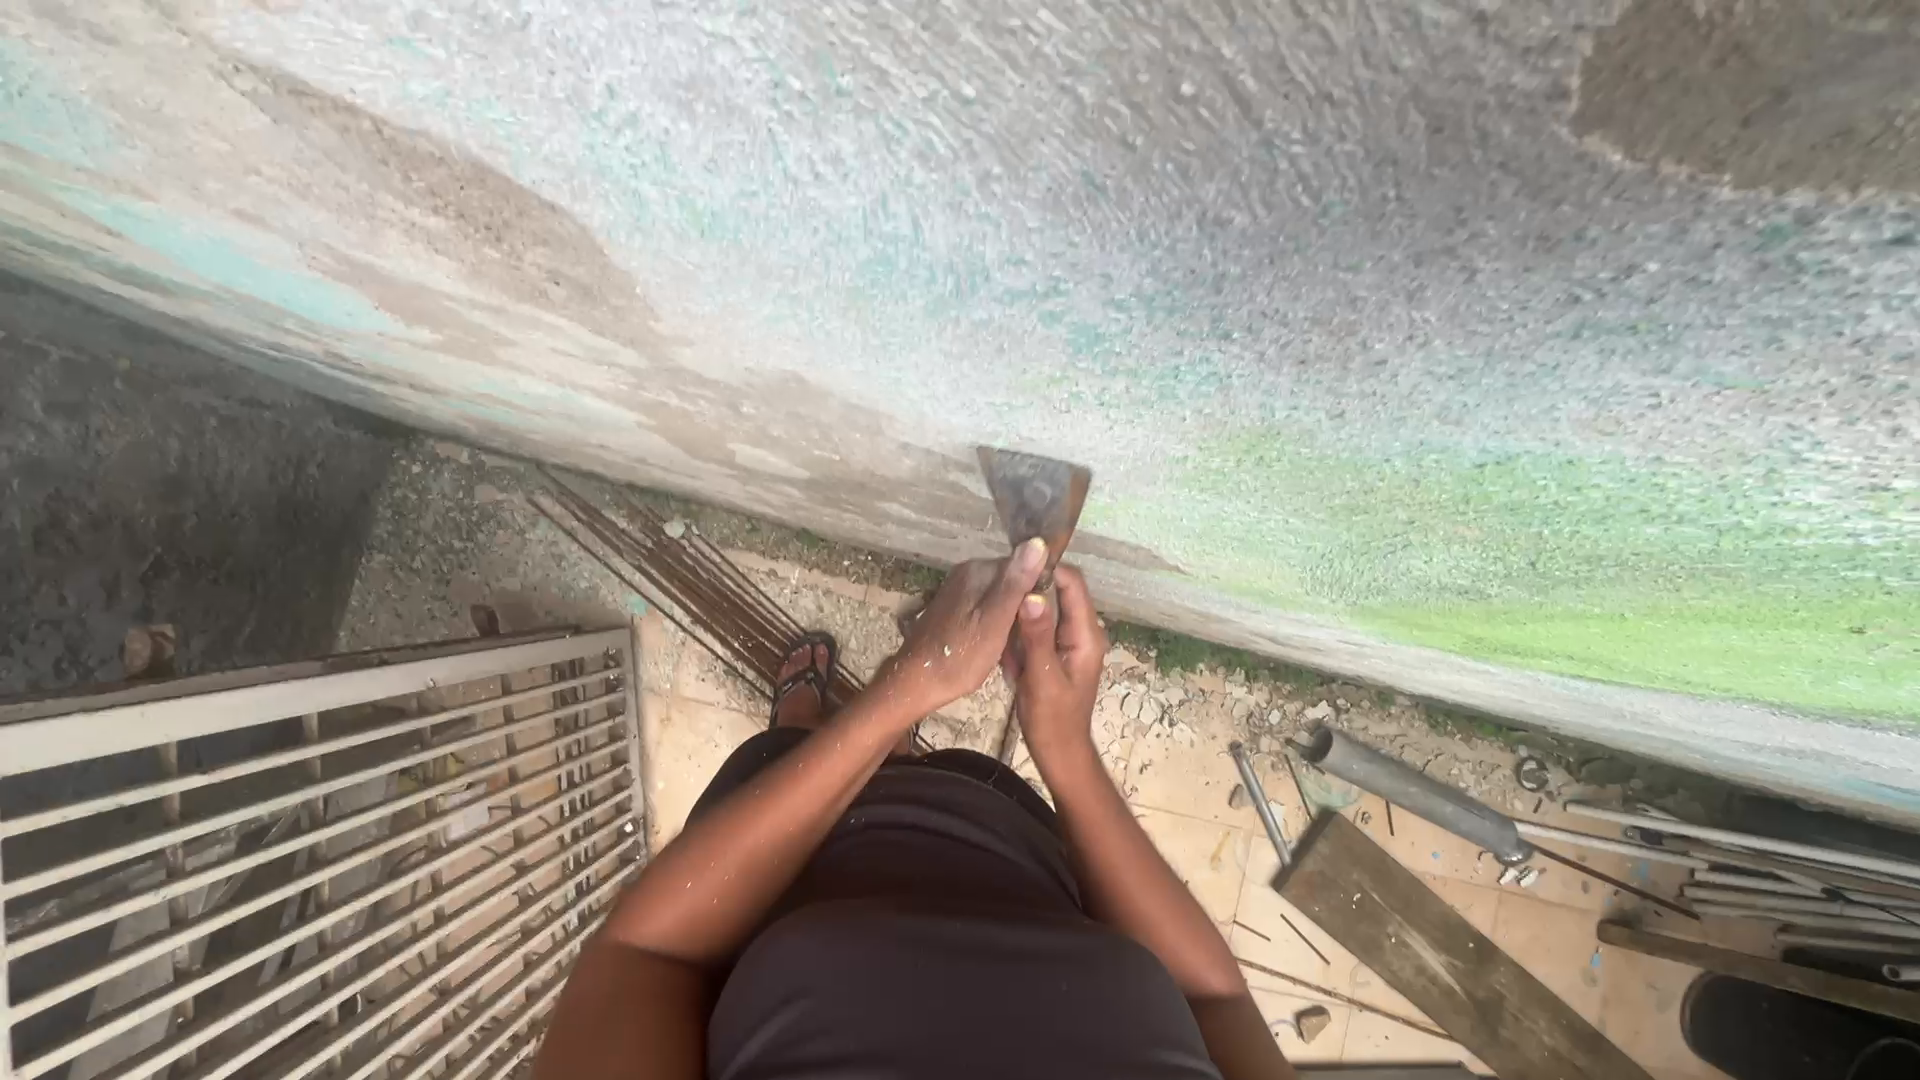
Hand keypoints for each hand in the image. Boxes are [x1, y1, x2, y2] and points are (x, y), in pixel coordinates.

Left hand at [876, 538, 1048, 716]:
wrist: (918, 681)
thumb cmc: (960, 656)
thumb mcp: (995, 620)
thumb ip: (1016, 582)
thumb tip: (1038, 542)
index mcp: (978, 570)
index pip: (1024, 566)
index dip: (1036, 592)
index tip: (1039, 619)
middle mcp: (967, 572)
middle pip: (1011, 582)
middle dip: (1023, 606)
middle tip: (1027, 636)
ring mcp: (958, 590)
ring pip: (1000, 596)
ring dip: (1011, 617)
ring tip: (1013, 644)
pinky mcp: (954, 607)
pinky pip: (986, 607)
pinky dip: (996, 623)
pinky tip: (997, 644)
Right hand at [1002, 565, 1107, 757]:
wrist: (1058, 751)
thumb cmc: (1052, 719)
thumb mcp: (1042, 678)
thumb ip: (1037, 637)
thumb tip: (1032, 596)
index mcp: (1086, 634)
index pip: (1073, 583)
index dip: (1047, 568)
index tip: (1015, 564)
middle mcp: (1082, 631)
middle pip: (1059, 591)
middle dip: (1030, 587)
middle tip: (999, 586)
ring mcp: (1069, 640)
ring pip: (1046, 607)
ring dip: (1023, 608)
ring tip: (996, 607)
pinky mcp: (1055, 650)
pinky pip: (1038, 626)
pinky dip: (1021, 628)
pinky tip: (1002, 637)